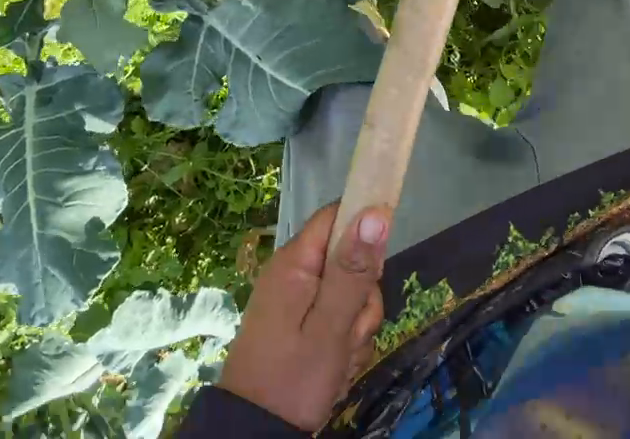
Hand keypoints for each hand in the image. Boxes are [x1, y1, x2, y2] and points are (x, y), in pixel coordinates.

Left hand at [218, 203, 390, 430]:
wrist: (253, 436)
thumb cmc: (293, 379)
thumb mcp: (330, 326)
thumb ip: (354, 270)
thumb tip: (376, 212)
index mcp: (296, 263)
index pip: (338, 216)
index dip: (364, 229)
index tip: (376, 266)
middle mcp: (295, 273)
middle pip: (350, 257)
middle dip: (363, 294)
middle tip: (351, 329)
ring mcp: (297, 300)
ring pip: (351, 291)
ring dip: (357, 323)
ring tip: (341, 354)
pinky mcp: (301, 324)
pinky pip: (339, 316)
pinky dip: (346, 339)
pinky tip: (337, 364)